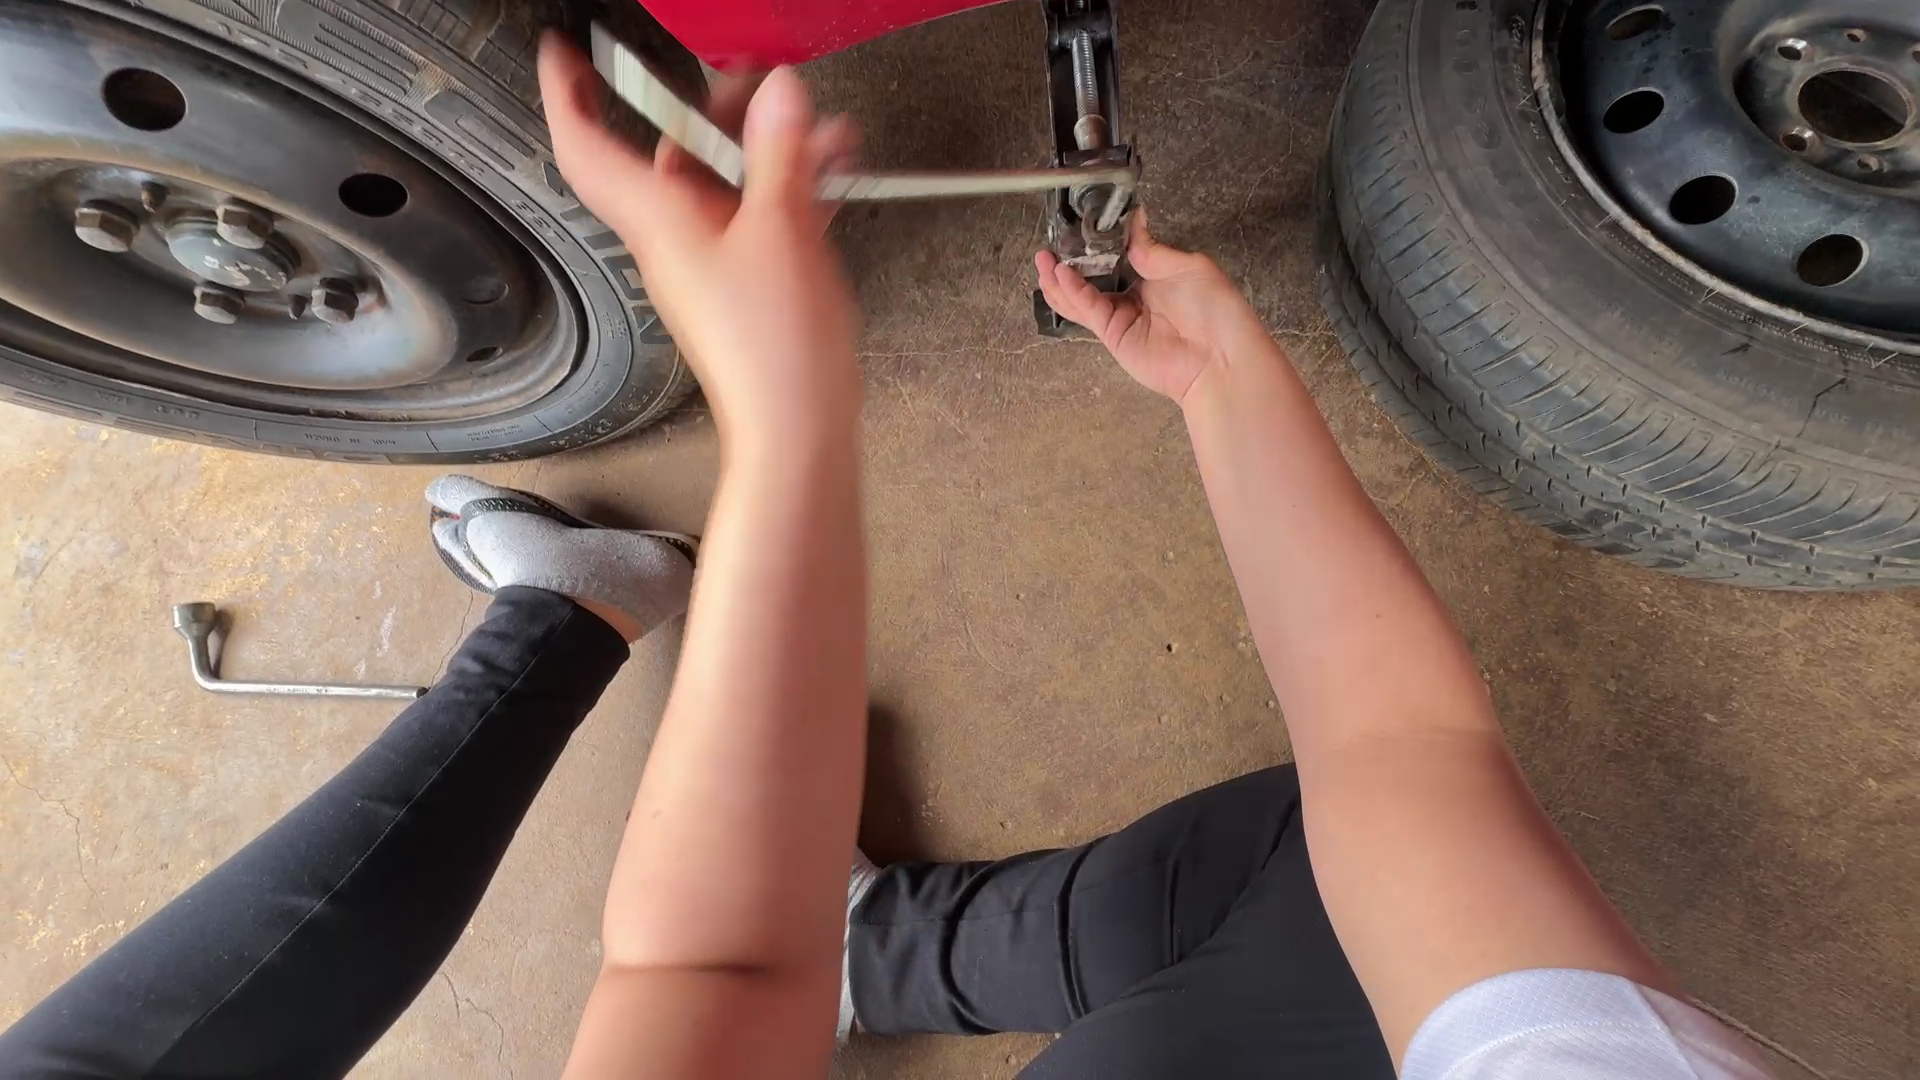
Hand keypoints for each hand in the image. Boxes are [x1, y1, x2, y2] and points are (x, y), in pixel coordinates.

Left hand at [537, 35, 862, 448]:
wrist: (797, 423)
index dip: (567, 93)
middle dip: (716, 112)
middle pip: (675, 158)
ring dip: (771, 154)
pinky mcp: (752, 291)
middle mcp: (679, 243)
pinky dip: (791, 196)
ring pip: (730, 191)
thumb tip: (779, 94)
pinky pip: (762, 226)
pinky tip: (832, 181)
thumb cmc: (774, 345)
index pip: (586, 147)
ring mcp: (717, 269)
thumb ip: (779, 155)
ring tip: (822, 132)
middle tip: (756, 82)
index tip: (566, 53)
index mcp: (661, 223)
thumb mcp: (780, 231)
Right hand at [1035, 210, 1268, 405]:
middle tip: (1049, 247)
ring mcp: (1120, 318)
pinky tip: (1061, 275)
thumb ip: (1151, 249)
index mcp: (1152, 277)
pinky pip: (1089, 310)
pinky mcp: (1113, 336)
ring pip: (1081, 298)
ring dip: (1059, 280)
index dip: (1096, 245)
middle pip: (1090, 280)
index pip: (1114, 258)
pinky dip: (1073, 293)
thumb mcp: (1186, 265)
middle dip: (1067, 265)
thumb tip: (1136, 220)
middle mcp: (1132, 298)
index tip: (1079, 227)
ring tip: (1043, 260)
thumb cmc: (1216, 310)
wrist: (1218, 355)